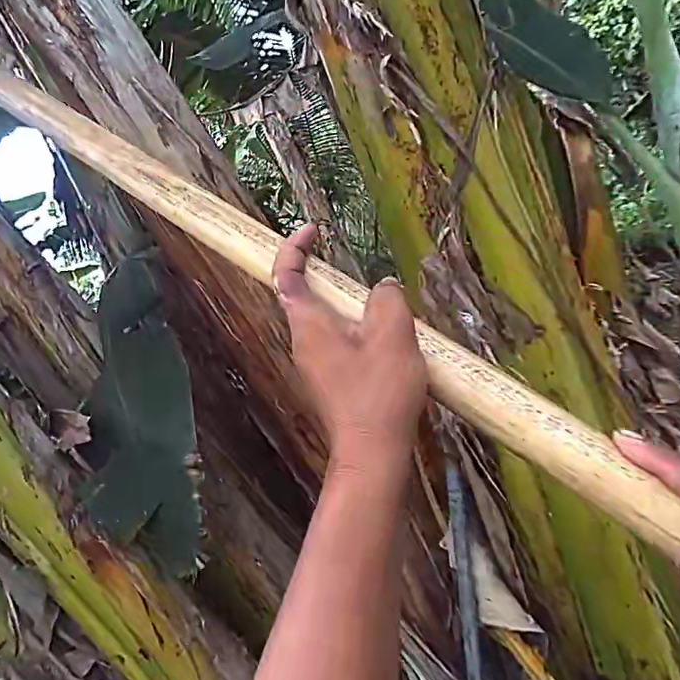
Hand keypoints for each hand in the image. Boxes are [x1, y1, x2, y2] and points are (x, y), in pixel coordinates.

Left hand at [273, 224, 426, 470]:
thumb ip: (387, 298)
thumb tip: (382, 287)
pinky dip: (356, 331)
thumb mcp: (393, 333)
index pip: (286, 273)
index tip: (312, 228)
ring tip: (387, 313)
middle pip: (305, 295)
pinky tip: (387, 343)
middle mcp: (301, 340)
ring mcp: (312, 363)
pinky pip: (337, 342)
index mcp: (307, 322)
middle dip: (330, 277)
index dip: (293, 246)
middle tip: (362, 275)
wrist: (372, 451)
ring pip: (325, 321)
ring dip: (349, 307)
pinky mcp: (327, 381)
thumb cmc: (379, 391)